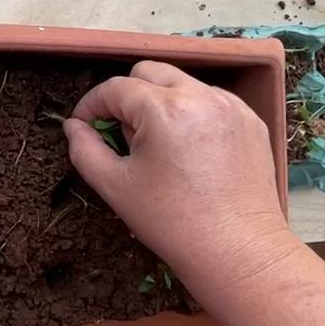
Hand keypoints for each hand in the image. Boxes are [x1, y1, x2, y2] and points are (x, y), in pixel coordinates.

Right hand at [63, 61, 294, 307]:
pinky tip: (190, 150)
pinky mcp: (250, 120)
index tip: (83, 125)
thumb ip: (85, 149)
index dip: (91, 105)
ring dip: (161, 102)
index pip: (115, 88)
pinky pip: (210, 101)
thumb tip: (74, 126)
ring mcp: (230, 105)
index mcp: (163, 109)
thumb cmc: (172, 223)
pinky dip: (192, 114)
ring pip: (181, 83)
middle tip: (122, 133)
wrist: (239, 253)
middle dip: (127, 95)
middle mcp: (200, 95)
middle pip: (149, 72)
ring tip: (160, 145)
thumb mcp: (115, 187)